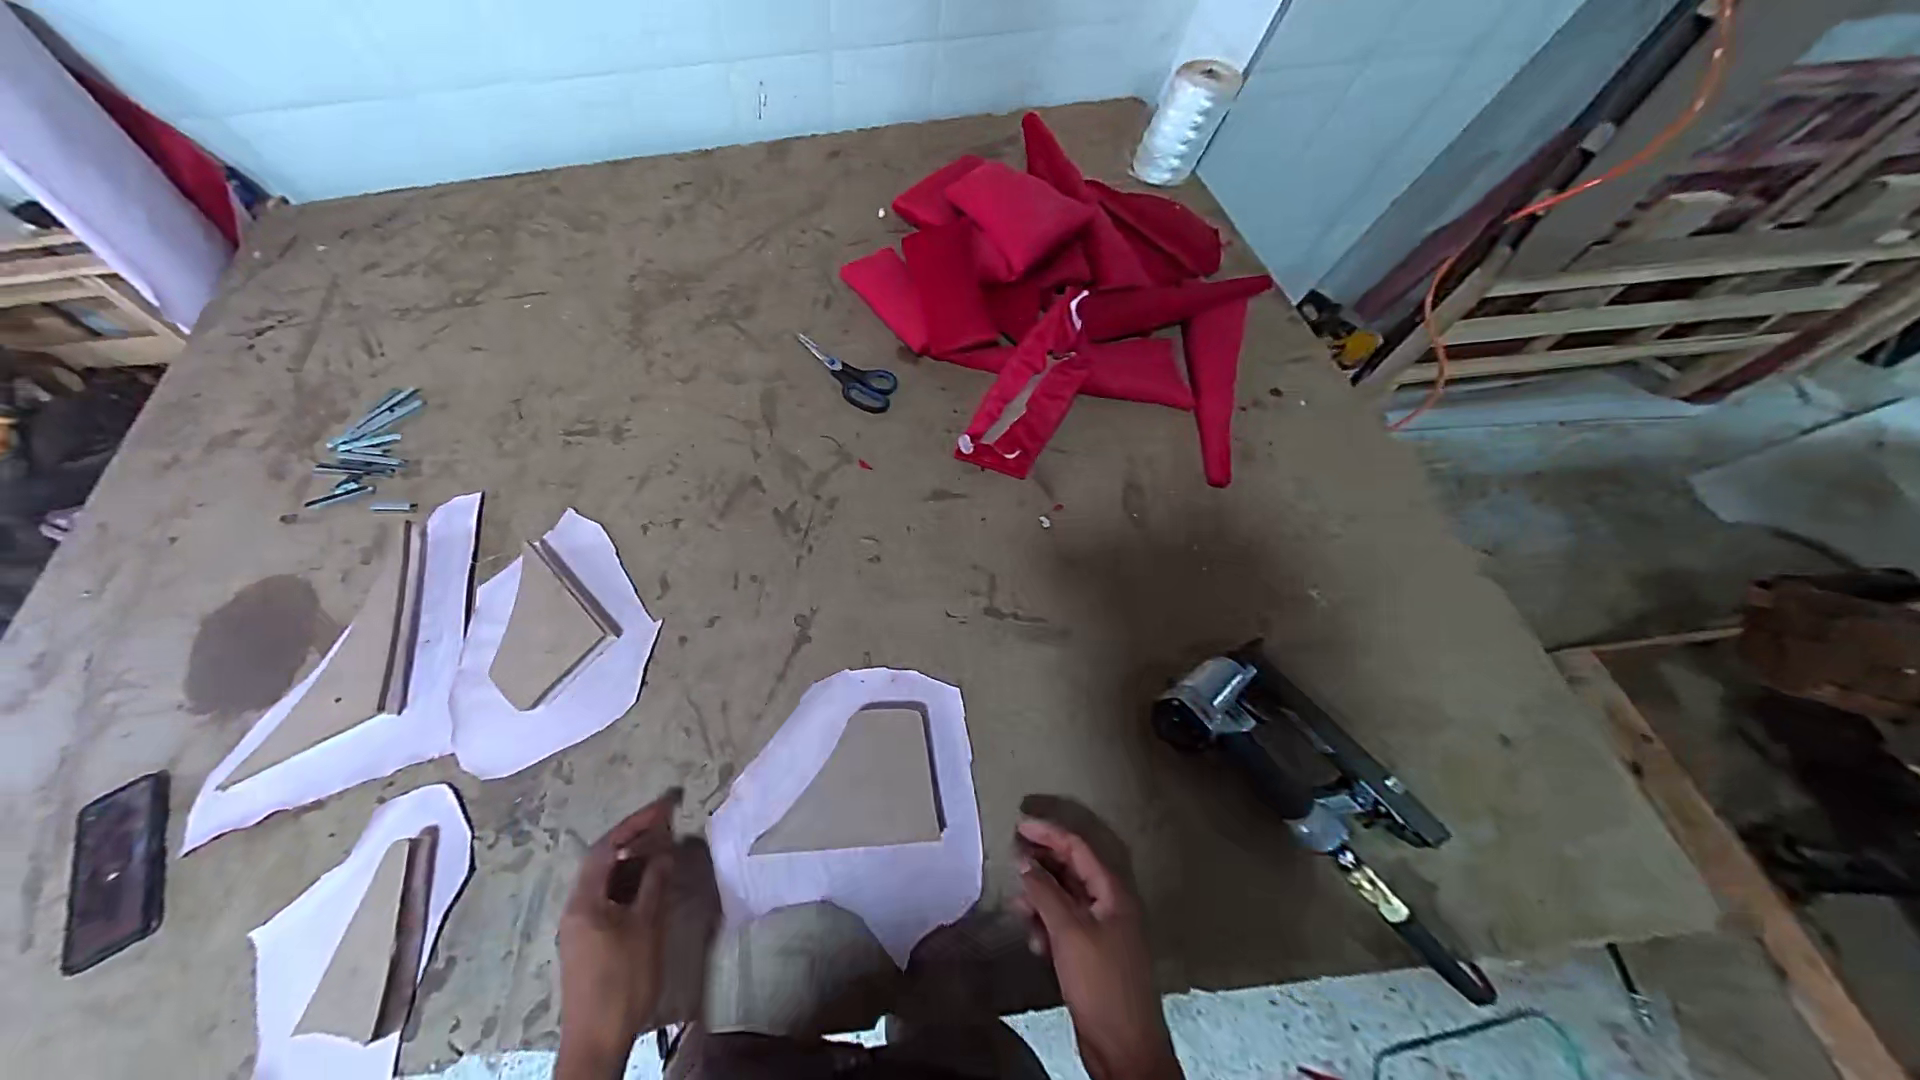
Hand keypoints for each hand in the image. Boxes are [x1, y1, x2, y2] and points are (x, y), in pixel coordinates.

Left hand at [555, 792, 678, 1079]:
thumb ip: (655, 883)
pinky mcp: (590, 939)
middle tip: (668, 820)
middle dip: (635, 836)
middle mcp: (576, 908)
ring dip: (635, 858)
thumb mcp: (646, 926)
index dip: (636, 822)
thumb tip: (665, 850)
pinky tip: (652, 880)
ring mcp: (581, 925)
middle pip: (603, 860)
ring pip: (608, 878)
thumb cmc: (623, 979)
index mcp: (584, 901)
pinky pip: (610, 895)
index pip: (607, 847)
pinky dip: (631, 880)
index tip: (665, 805)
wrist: (598, 1038)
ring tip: (665, 845)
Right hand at [1015, 818, 1182, 1079]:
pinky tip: (1034, 938)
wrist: (1123, 1046)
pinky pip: (1064, 925)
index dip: (1049, 833)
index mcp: (1112, 891)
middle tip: (1013, 857)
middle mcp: (1109, 904)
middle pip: (1071, 870)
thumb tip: (1025, 862)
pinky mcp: (1091, 952)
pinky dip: (1047, 925)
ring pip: (1065, 898)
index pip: (1078, 848)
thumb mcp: (1068, 931)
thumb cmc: (1100, 981)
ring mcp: (1101, 929)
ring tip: (1018, 905)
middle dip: (1042, 864)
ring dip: (1041, 898)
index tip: (1019, 825)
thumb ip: (1045, 893)